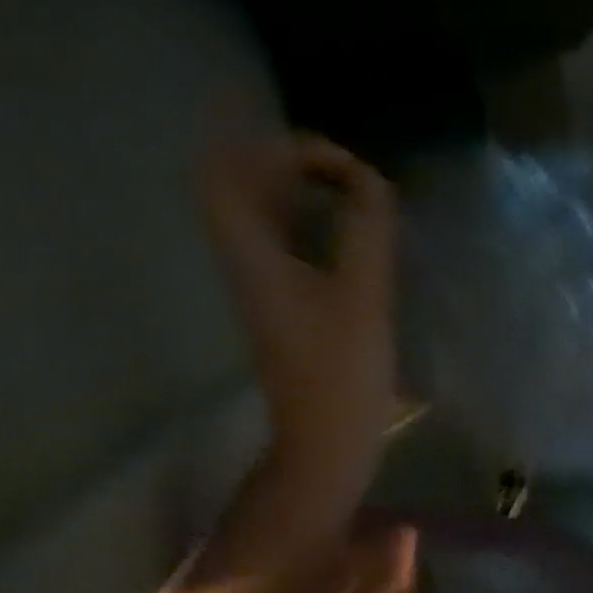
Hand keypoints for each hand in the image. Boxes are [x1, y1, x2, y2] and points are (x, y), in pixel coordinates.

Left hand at [201, 133, 396, 462]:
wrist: (324, 441)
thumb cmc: (341, 372)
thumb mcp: (362, 294)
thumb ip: (366, 227)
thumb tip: (368, 178)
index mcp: (250, 256)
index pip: (224, 176)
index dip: (271, 151)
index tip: (330, 162)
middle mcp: (246, 260)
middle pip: (241, 186)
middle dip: (289, 163)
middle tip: (343, 169)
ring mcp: (262, 279)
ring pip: (265, 211)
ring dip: (302, 187)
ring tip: (352, 185)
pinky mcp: (284, 297)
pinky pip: (286, 236)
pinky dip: (313, 216)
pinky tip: (354, 223)